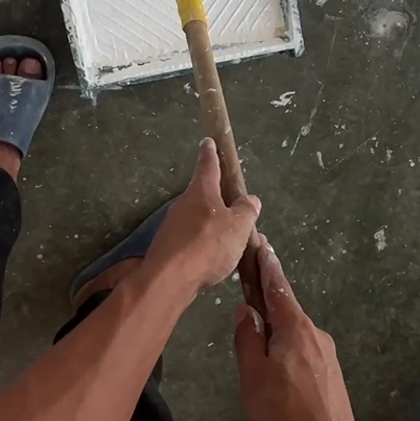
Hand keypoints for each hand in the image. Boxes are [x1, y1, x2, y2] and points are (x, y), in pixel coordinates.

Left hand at [146, 139, 261, 294]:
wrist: (169, 279)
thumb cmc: (206, 245)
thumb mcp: (238, 227)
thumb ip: (246, 211)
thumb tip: (250, 199)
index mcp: (201, 191)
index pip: (208, 165)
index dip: (211, 153)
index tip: (209, 141)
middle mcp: (184, 203)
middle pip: (204, 194)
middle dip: (219, 197)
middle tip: (235, 203)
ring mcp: (174, 225)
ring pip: (199, 219)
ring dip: (214, 224)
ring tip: (233, 238)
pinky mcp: (170, 247)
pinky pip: (193, 239)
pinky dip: (206, 243)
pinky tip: (217, 258)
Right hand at [232, 242, 362, 420]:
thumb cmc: (285, 414)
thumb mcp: (253, 376)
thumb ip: (247, 340)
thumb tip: (246, 311)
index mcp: (295, 328)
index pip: (278, 287)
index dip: (267, 266)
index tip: (262, 244)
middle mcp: (316, 335)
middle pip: (287, 314)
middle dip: (268, 312)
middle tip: (248, 320)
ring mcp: (328, 357)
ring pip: (295, 339)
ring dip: (278, 342)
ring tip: (260, 370)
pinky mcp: (332, 379)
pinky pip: (305, 358)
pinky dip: (289, 359)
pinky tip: (281, 385)